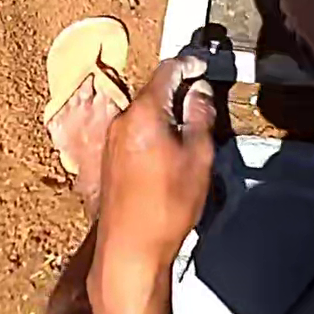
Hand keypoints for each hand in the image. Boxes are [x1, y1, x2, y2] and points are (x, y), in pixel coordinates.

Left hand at [95, 56, 216, 279]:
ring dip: (167, 109)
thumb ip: (200, 115)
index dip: (188, 63)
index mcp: (143, 113)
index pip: (166, 71)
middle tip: (204, 96)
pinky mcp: (109, 157)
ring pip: (145, 111)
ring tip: (192, 124)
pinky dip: (155, 126)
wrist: (129, 250)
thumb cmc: (168, 204)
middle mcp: (122, 119)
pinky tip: (171, 145)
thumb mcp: (198, 156)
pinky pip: (136, 129)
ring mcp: (112, 139)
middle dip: (179, 88)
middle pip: (154, 90)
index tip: (204, 64)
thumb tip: (198, 89)